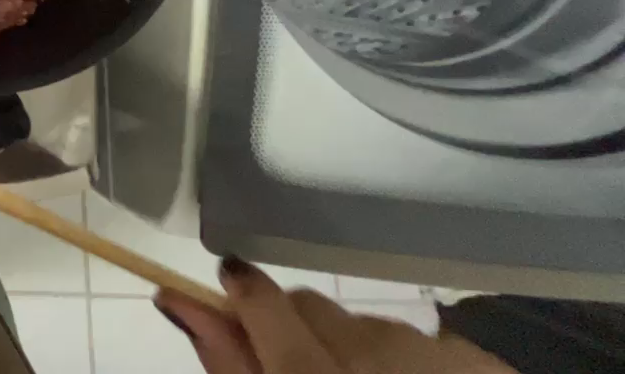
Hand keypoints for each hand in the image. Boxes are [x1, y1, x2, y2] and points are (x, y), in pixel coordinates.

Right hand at [155, 260, 516, 373]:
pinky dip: (419, 366)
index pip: (260, 297)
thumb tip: (174, 297)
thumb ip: (227, 363)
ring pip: (369, 324)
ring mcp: (436, 360)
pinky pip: (431, 342)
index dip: (243, 292)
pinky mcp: (485, 366)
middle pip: (310, 305)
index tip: (235, 292)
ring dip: (361, 351)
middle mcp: (374, 358)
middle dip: (302, 329)